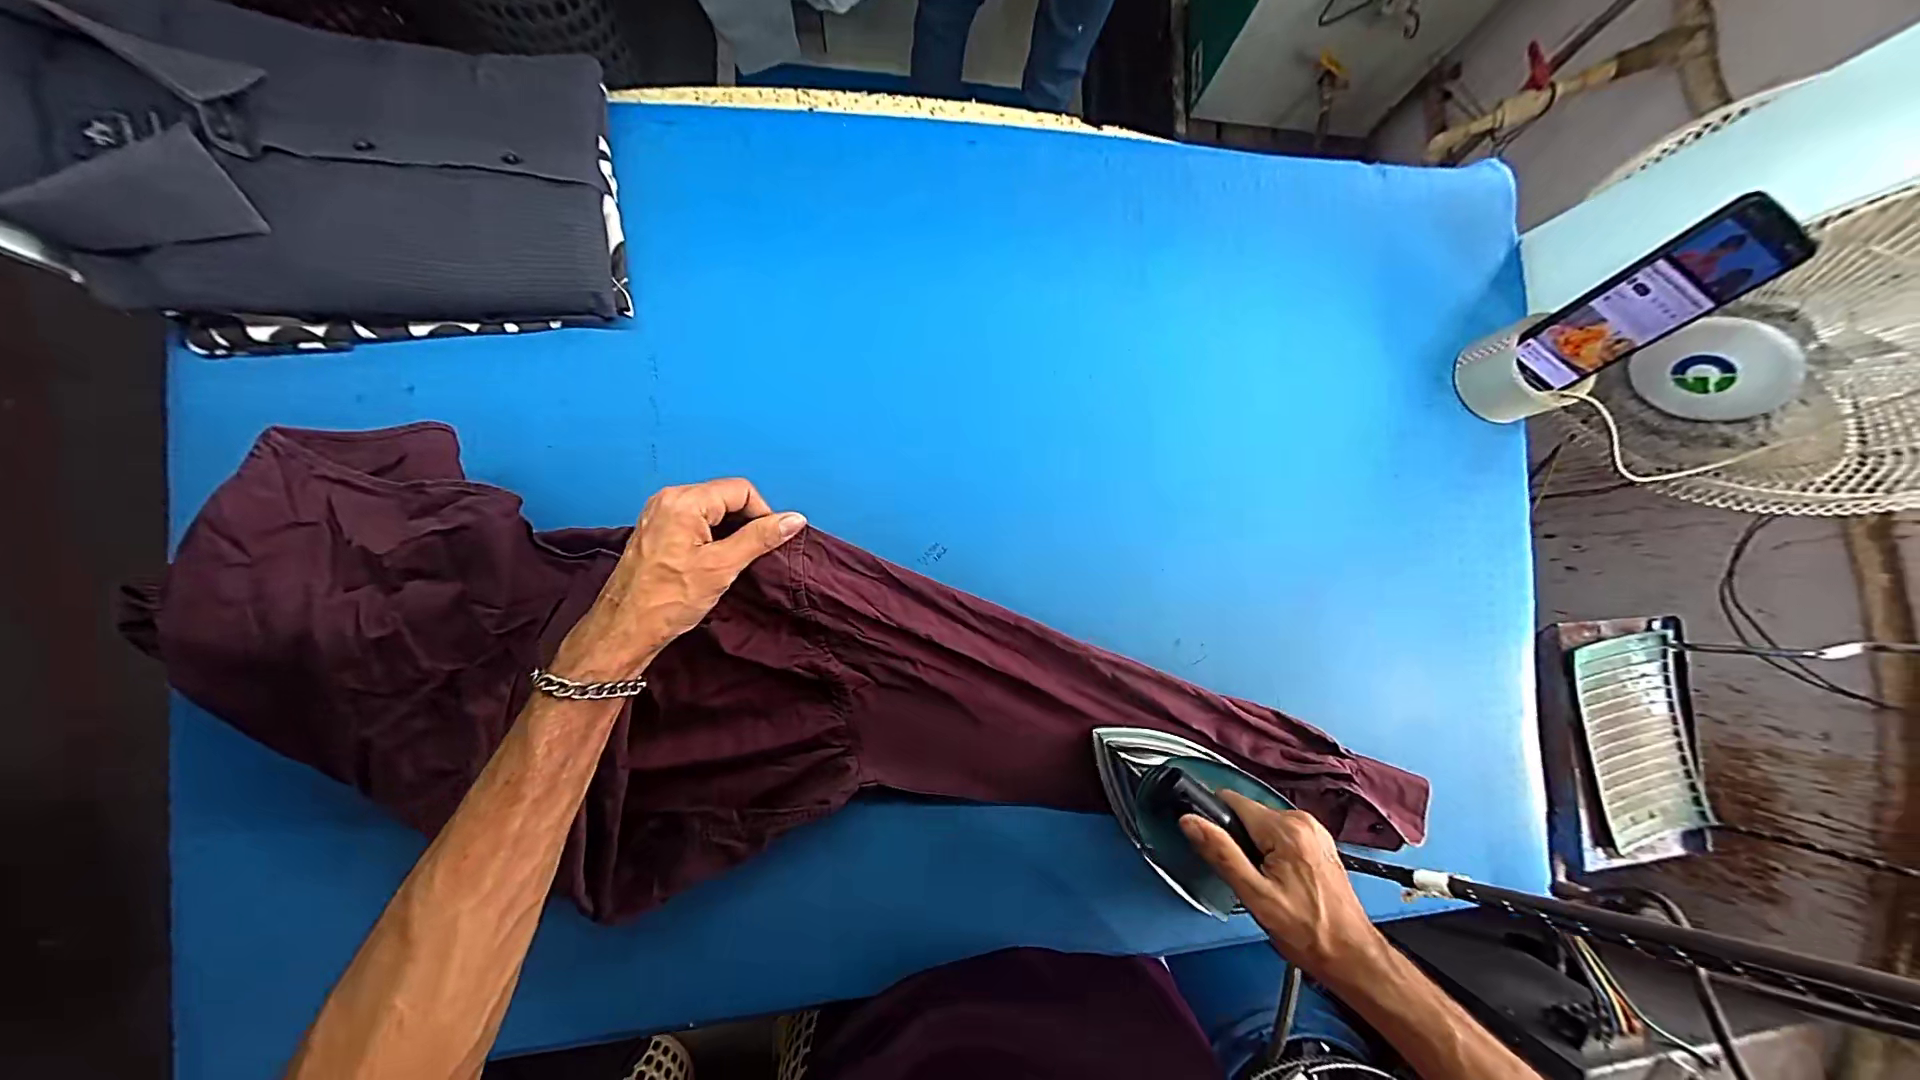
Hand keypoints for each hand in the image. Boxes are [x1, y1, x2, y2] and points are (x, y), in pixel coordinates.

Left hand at [551, 478, 806, 679]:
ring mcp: (660, 513)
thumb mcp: (723, 567)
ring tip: (731, 560)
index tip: (769, 541)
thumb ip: (760, 538)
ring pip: (713, 509)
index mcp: (683, 502)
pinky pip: (697, 520)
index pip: (741, 490)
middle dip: (747, 522)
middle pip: (727, 496)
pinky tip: (714, 560)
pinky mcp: (658, 528)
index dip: (763, 514)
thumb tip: (793, 519)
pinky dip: (713, 535)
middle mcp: (668, 499)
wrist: (626, 628)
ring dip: (731, 530)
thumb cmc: (666, 600)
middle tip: (751, 554)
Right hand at [1180, 791, 1380, 973]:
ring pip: (1263, 825)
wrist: (1353, 957)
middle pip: (1247, 814)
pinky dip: (1273, 851)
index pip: (1231, 800)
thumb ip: (1220, 853)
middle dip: (1239, 840)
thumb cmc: (1310, 933)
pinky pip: (1280, 834)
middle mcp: (1303, 821)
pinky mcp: (1319, 842)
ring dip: (1257, 847)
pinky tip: (1283, 880)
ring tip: (1268, 882)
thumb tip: (1191, 822)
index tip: (1221, 850)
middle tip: (1250, 877)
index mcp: (1286, 829)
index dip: (1217, 822)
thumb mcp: (1255, 896)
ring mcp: (1314, 831)